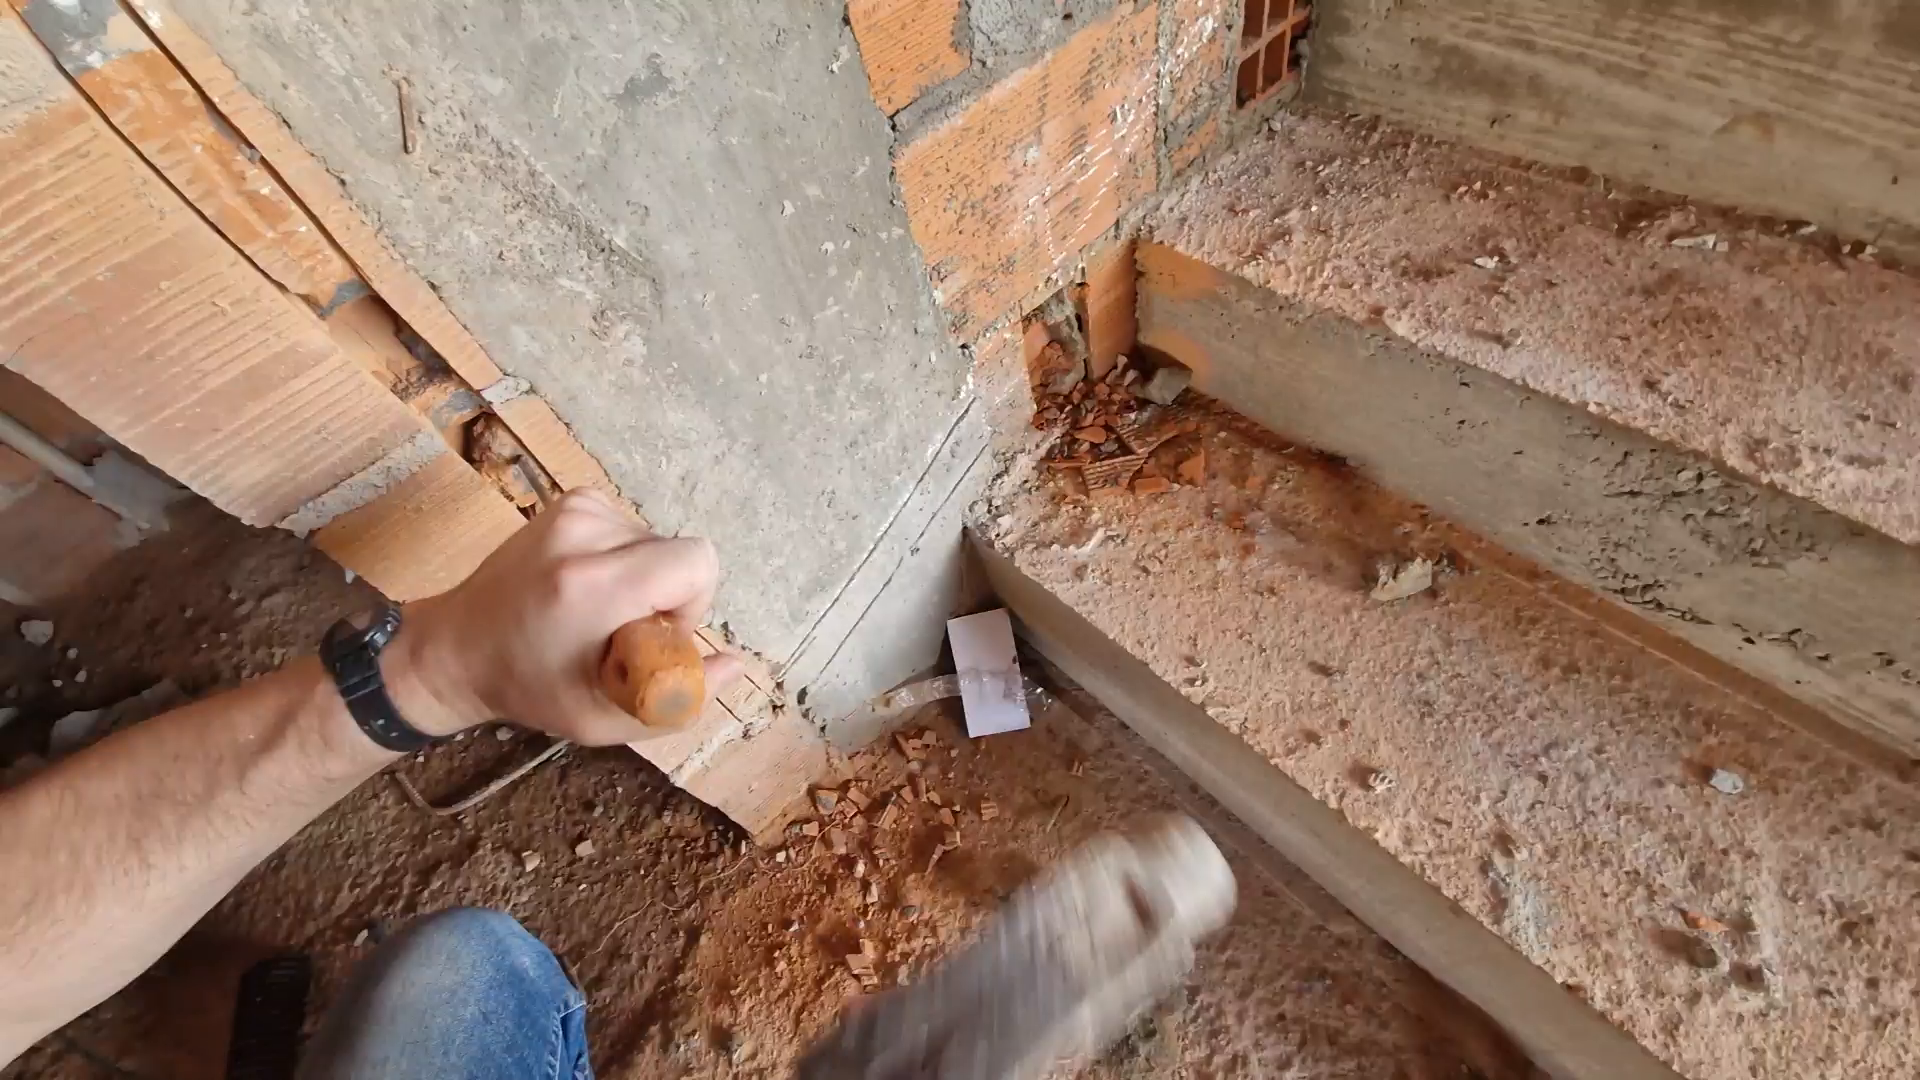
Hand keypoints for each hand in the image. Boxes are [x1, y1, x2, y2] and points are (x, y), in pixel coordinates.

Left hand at [384, 489, 741, 742]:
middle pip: (681, 552)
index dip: (694, 603)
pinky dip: (628, 558)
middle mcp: (583, 534)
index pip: (697, 562)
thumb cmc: (530, 689)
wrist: (453, 649)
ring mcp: (574, 510)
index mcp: (593, 586)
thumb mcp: (606, 719)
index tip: (657, 632)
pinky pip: (634, 528)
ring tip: (601, 607)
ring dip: (647, 577)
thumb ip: (681, 699)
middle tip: (625, 628)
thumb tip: (736, 664)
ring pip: (659, 541)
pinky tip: (592, 583)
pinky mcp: (571, 502)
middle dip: (671, 594)